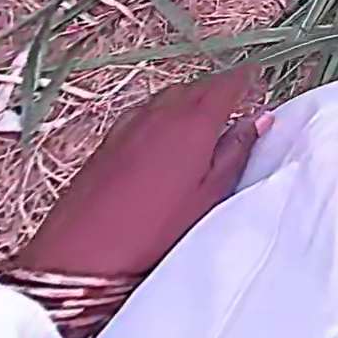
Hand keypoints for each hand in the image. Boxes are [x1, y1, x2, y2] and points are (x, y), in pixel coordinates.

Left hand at [12, 66, 266, 278]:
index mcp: (196, 121)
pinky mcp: (112, 136)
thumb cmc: (153, 232)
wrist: (78, 258)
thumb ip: (237, 151)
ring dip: (193, 97)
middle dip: (221, 88)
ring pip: (174, 94)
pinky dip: (166, 110)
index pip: (228, 83)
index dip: (245, 79)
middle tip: (236, 101)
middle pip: (201, 85)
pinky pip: (149, 108)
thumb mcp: (209, 196)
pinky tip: (166, 132)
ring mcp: (135, 120)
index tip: (256, 79)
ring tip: (204, 117)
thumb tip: (259, 119)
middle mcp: (165, 110)